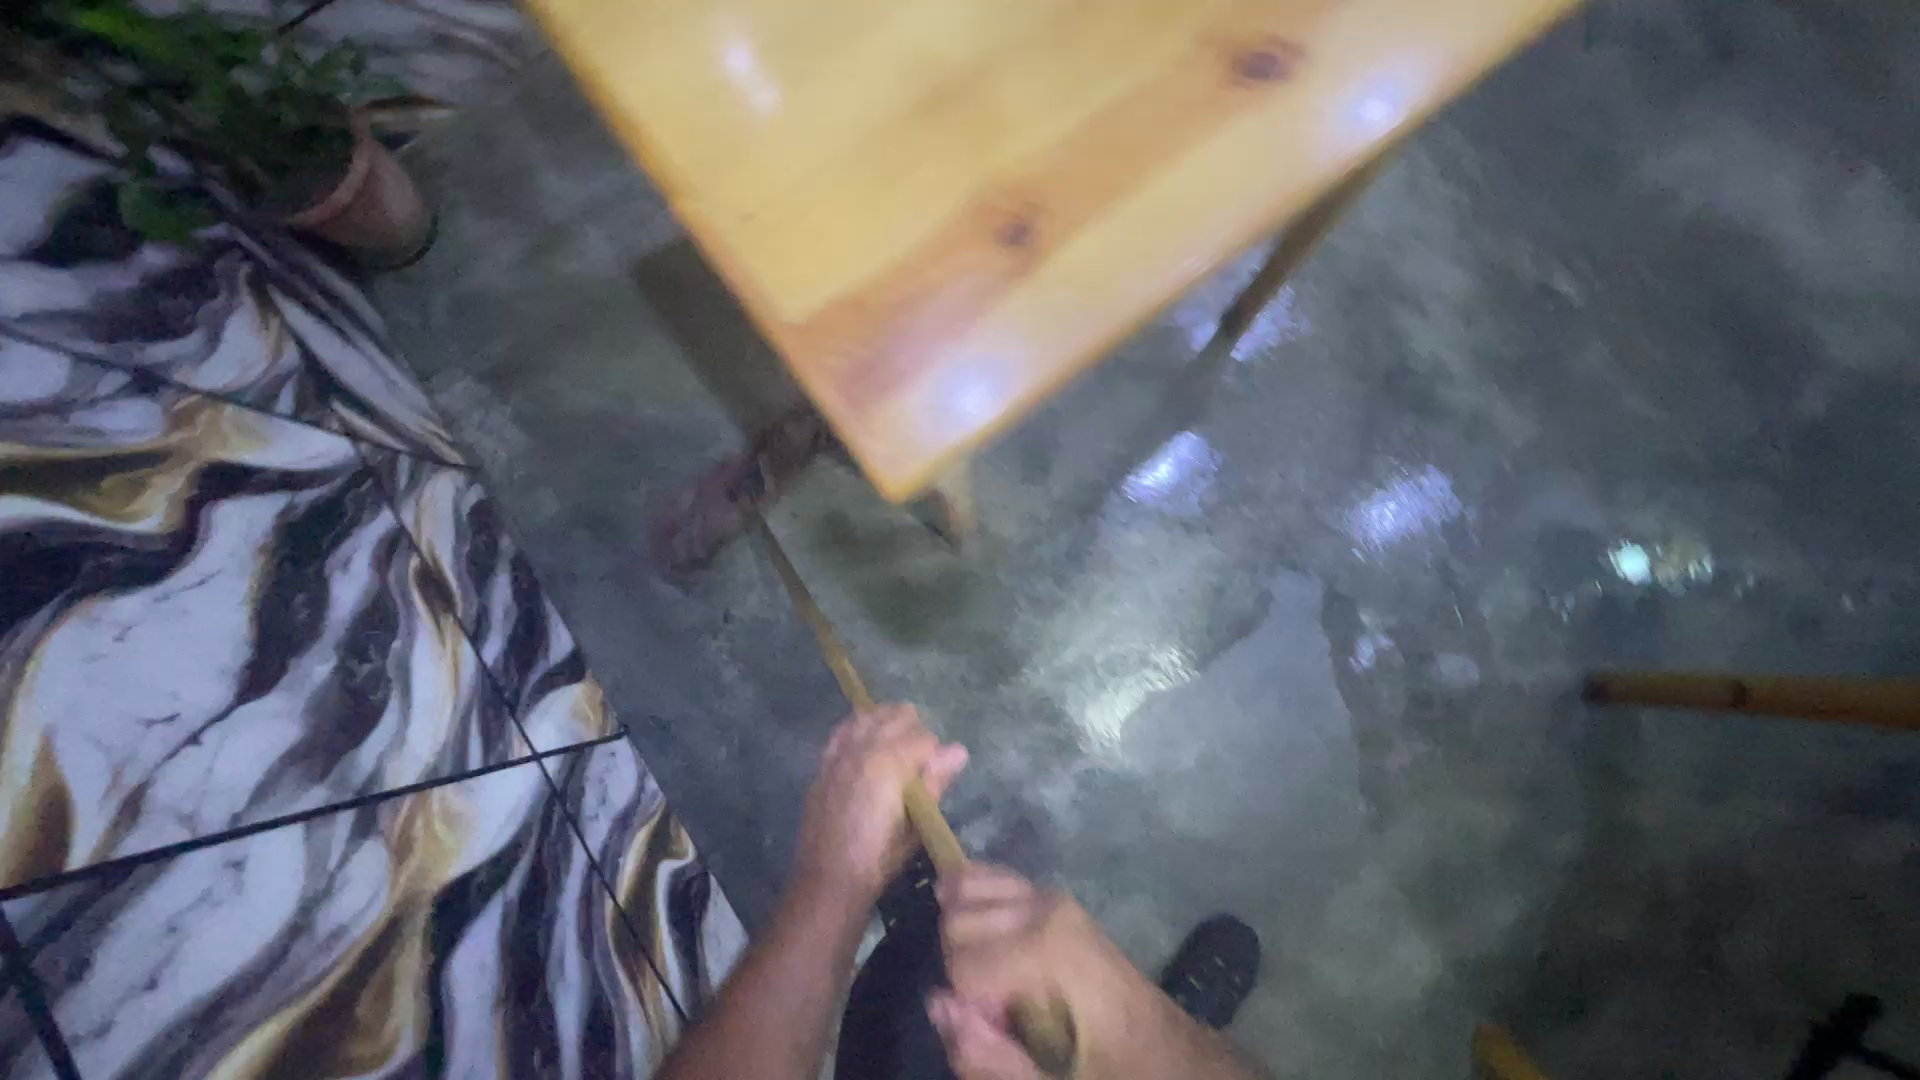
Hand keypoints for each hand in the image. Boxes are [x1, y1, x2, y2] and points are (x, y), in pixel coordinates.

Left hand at [792, 704, 967, 907]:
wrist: (829, 878)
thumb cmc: (879, 859)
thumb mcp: (915, 826)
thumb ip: (935, 782)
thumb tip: (959, 750)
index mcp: (891, 763)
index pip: (924, 738)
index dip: (936, 753)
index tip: (937, 773)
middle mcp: (865, 748)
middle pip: (897, 717)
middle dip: (914, 730)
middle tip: (921, 758)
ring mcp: (841, 753)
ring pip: (869, 716)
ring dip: (887, 721)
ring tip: (898, 740)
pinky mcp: (825, 763)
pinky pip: (843, 730)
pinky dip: (859, 726)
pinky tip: (866, 735)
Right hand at [928, 865, 1147, 1079]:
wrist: (1165, 1049)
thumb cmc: (1114, 1071)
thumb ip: (991, 1057)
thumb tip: (937, 1004)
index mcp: (1049, 948)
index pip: (960, 965)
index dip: (970, 1010)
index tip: (1003, 1033)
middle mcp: (1044, 905)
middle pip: (956, 923)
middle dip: (962, 972)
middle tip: (1000, 1013)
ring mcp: (1047, 892)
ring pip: (963, 891)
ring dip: (964, 940)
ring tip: (997, 981)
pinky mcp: (1047, 893)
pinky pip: (986, 876)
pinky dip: (969, 898)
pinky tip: (979, 936)